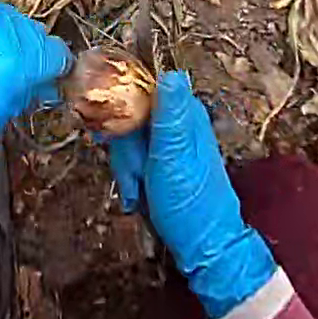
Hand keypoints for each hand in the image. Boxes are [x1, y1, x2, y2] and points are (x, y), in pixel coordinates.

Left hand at [0, 0, 70, 181]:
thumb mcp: (1, 114)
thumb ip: (28, 92)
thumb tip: (42, 84)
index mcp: (24, 57)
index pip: (58, 52)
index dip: (53, 67)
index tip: (45, 77)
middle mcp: (6, 25)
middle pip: (33, 31)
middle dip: (27, 49)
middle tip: (11, 69)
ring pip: (6, 17)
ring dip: (1, 34)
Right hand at [107, 72, 276, 318]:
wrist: (203, 245)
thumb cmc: (189, 200)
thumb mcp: (174, 155)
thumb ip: (170, 114)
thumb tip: (171, 73)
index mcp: (183, 111)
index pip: (140, 90)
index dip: (122, 112)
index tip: (114, 137)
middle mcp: (177, 120)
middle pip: (131, 116)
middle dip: (125, 149)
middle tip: (135, 175)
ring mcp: (169, 141)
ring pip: (129, 139)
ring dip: (127, 167)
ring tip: (138, 190)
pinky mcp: (162, 159)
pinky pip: (134, 158)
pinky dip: (131, 176)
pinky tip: (137, 195)